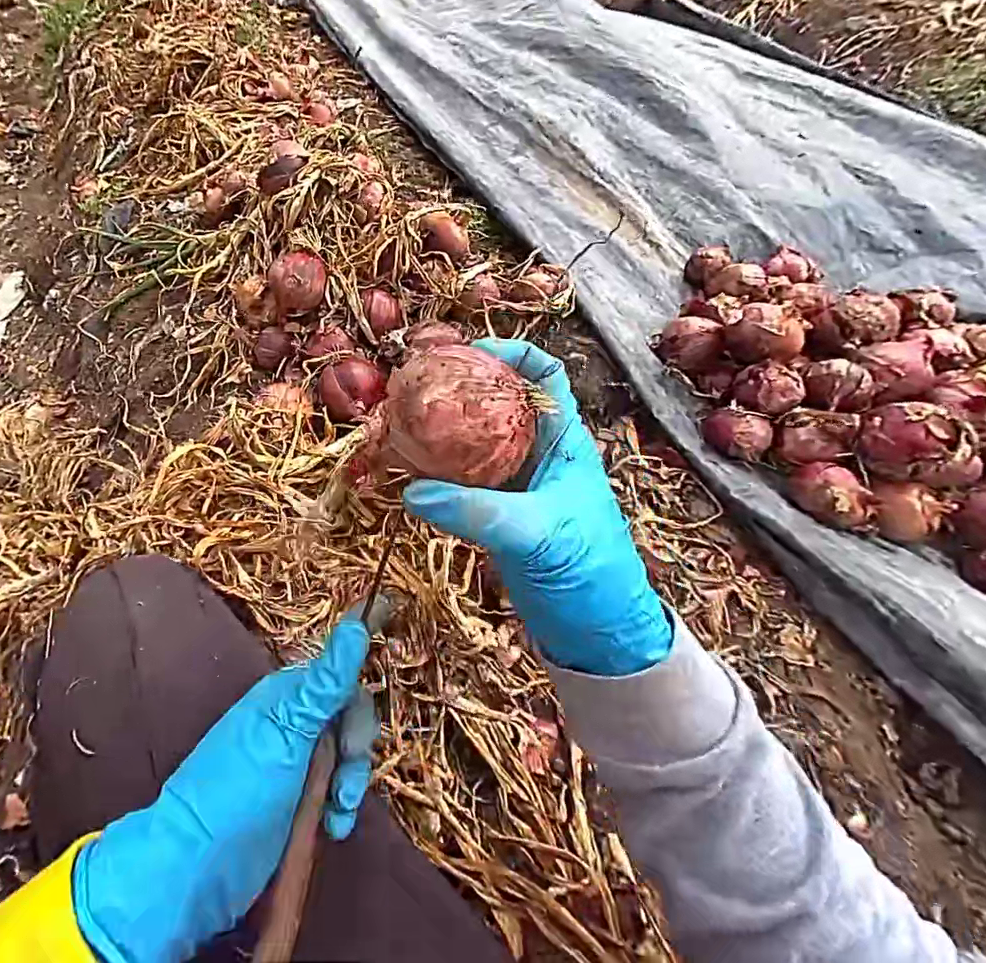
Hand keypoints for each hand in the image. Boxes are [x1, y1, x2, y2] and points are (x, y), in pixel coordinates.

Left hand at [72, 619, 375, 962]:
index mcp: (285, 694)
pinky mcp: (297, 795)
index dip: (357, 698)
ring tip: (336, 808)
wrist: (202, 856)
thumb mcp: (288, 729)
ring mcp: (294, 759)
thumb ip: (326, 682)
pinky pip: (336, 789)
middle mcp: (291, 720)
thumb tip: (355, 624)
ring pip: (346, 757)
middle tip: (344, 772)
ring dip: (351, 782)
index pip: (340, 679)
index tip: (357, 727)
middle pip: (349, 719)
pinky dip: (341, 806)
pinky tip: (331, 826)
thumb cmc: (242, 783)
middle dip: (357, 747)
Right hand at [403, 339, 670, 676]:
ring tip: (390, 425)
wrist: (595, 633)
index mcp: (561, 444)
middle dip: (452, 389)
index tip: (464, 352)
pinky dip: (423, 471)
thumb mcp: (537, 535)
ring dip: (430, 431)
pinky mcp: (487, 511)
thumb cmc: (588, 573)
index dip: (510, 354)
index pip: (543, 377)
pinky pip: (450, 478)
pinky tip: (396, 470)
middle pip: (491, 403)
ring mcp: (507, 484)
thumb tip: (412, 490)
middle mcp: (532, 455)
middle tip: (408, 389)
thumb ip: (477, 511)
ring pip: (464, 441)